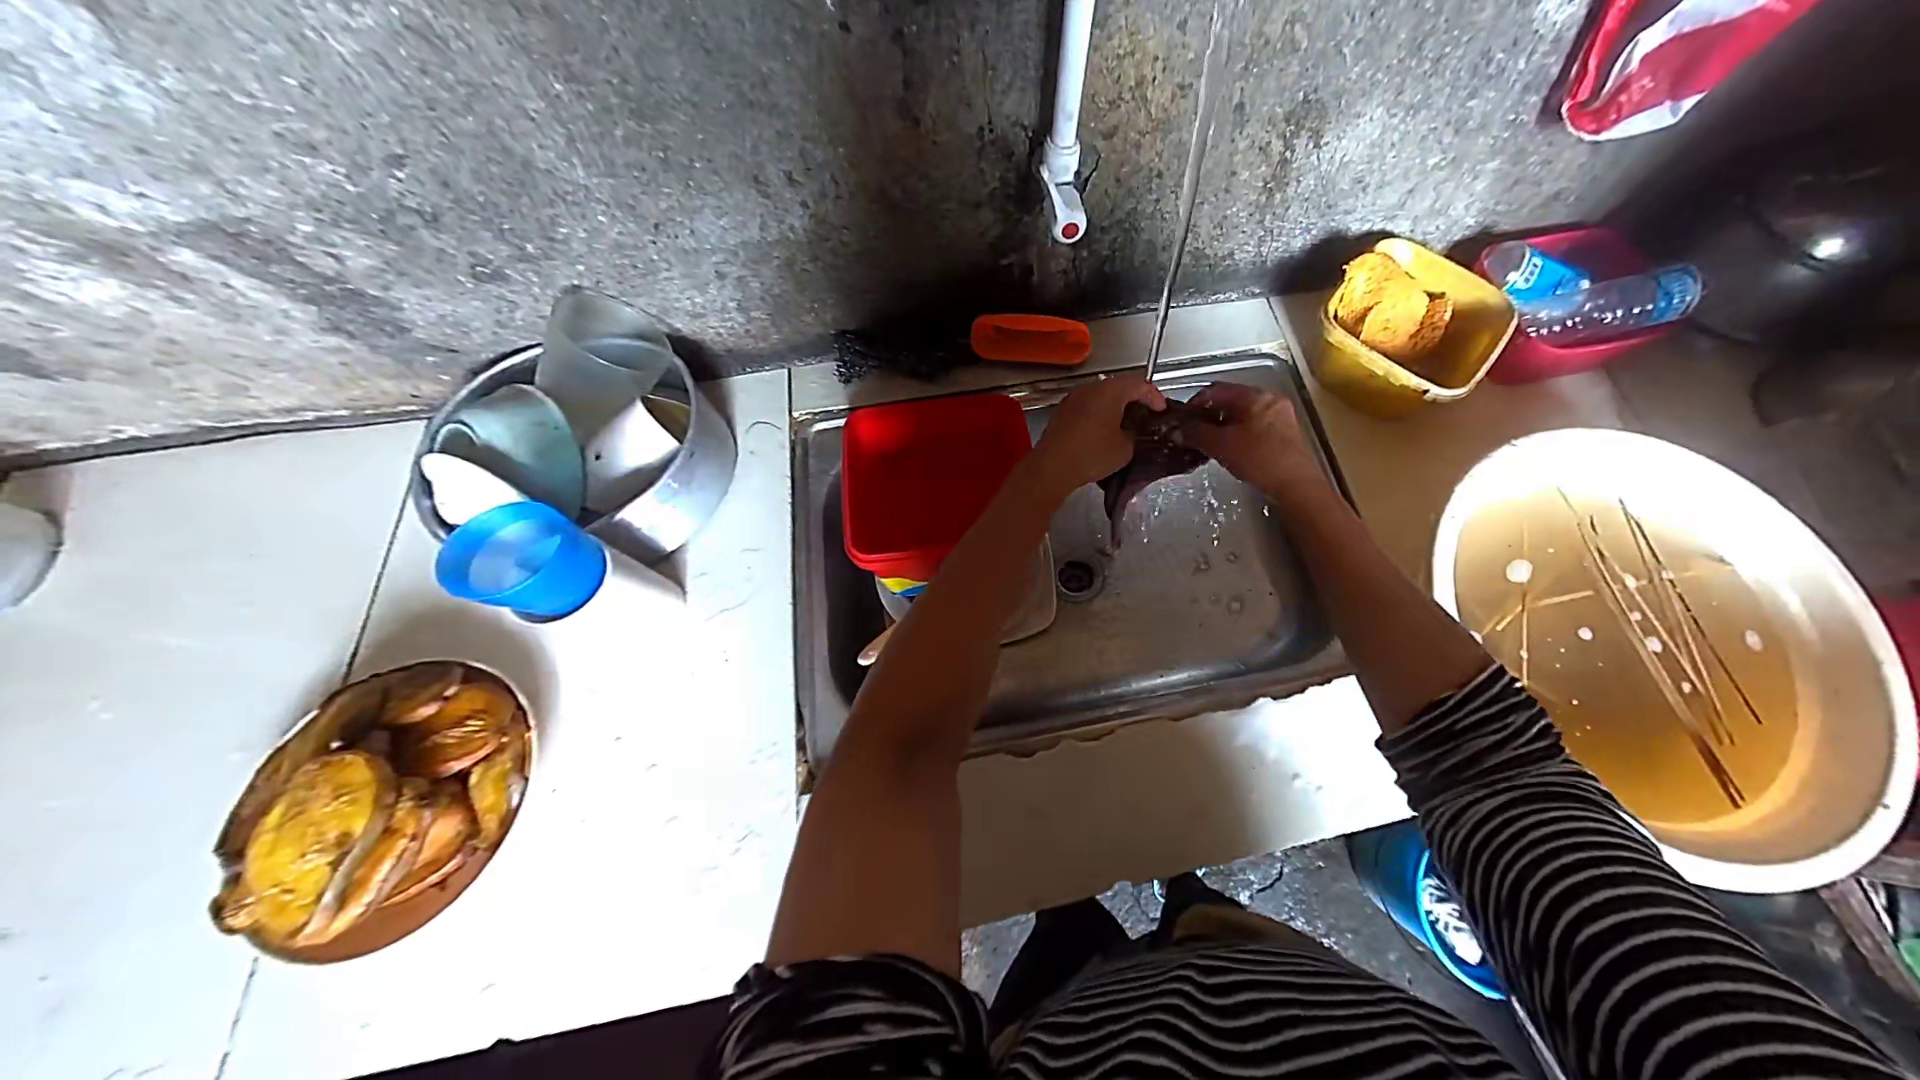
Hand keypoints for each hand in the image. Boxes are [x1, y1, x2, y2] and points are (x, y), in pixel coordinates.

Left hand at [1029, 374, 1166, 493]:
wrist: (1052, 467)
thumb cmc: (1090, 454)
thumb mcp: (1125, 448)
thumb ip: (1134, 434)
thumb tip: (1130, 433)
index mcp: (1110, 391)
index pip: (1139, 383)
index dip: (1154, 396)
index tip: (1160, 409)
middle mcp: (1090, 389)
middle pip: (1119, 386)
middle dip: (1134, 400)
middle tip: (1145, 415)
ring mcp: (1073, 399)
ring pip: (1101, 396)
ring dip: (1115, 407)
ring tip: (1126, 425)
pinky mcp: (1063, 413)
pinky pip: (1087, 407)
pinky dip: (1099, 415)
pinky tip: (1104, 432)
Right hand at [1174, 382, 1326, 500]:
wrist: (1295, 483)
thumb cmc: (1259, 458)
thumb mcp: (1221, 445)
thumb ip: (1196, 434)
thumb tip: (1178, 431)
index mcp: (1256, 396)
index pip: (1217, 389)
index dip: (1195, 402)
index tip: (1183, 419)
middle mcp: (1270, 400)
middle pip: (1231, 401)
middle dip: (1208, 416)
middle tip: (1192, 432)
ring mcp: (1280, 416)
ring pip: (1242, 415)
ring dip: (1222, 426)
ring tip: (1207, 443)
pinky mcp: (1284, 433)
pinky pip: (1253, 426)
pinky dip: (1236, 434)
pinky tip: (1228, 449)